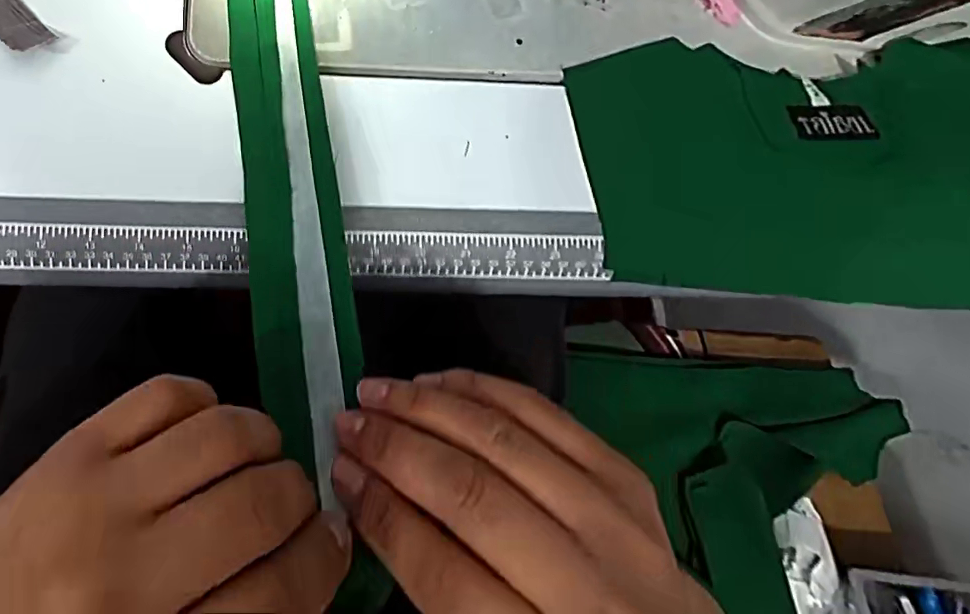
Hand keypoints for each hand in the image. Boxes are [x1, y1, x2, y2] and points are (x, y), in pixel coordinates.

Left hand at [0, 375, 350, 613]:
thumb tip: (319, 557)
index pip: (277, 596)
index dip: (323, 563)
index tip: (336, 542)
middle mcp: (127, 571)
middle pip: (258, 505)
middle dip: (300, 497)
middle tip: (299, 500)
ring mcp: (99, 492)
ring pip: (224, 435)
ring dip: (265, 440)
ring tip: (264, 455)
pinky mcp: (78, 441)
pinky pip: (169, 393)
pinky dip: (207, 401)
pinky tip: (208, 426)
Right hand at [331, 369, 720, 613]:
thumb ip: (434, 588)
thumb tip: (368, 500)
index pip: (443, 570)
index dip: (381, 513)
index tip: (339, 469)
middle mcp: (590, 589)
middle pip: (472, 495)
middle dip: (395, 448)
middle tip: (347, 419)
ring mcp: (619, 528)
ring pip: (506, 442)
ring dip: (431, 406)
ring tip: (380, 389)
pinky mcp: (630, 482)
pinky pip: (548, 417)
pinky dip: (487, 389)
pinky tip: (442, 379)